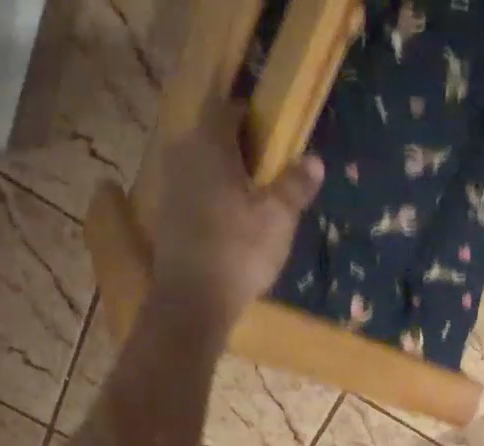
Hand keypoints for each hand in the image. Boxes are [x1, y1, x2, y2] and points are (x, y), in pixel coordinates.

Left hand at [149, 95, 323, 328]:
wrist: (195, 298)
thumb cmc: (241, 250)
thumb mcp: (278, 217)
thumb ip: (295, 185)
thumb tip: (314, 160)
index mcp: (210, 146)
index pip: (227, 109)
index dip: (250, 113)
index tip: (275, 127)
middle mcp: (183, 155)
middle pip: (212, 134)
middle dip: (240, 142)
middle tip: (271, 161)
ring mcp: (171, 184)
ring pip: (202, 162)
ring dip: (227, 169)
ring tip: (256, 190)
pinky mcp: (169, 212)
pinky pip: (195, 187)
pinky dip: (215, 191)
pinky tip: (235, 215)